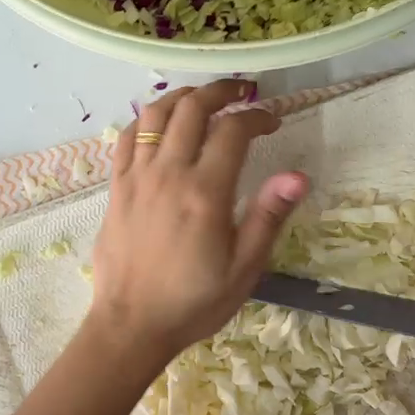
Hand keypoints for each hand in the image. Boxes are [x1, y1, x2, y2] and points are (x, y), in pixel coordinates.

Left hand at [87, 79, 307, 367]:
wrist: (131, 324)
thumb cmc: (194, 302)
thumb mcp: (243, 269)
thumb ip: (268, 217)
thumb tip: (298, 175)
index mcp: (205, 193)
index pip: (233, 131)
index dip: (257, 116)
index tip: (272, 121)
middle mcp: (168, 174)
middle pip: (193, 109)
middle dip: (221, 90)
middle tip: (242, 91)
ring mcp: (137, 177)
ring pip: (155, 114)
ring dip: (182, 96)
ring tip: (202, 97)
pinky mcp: (115, 187)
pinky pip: (127, 138)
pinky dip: (145, 119)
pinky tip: (159, 123)